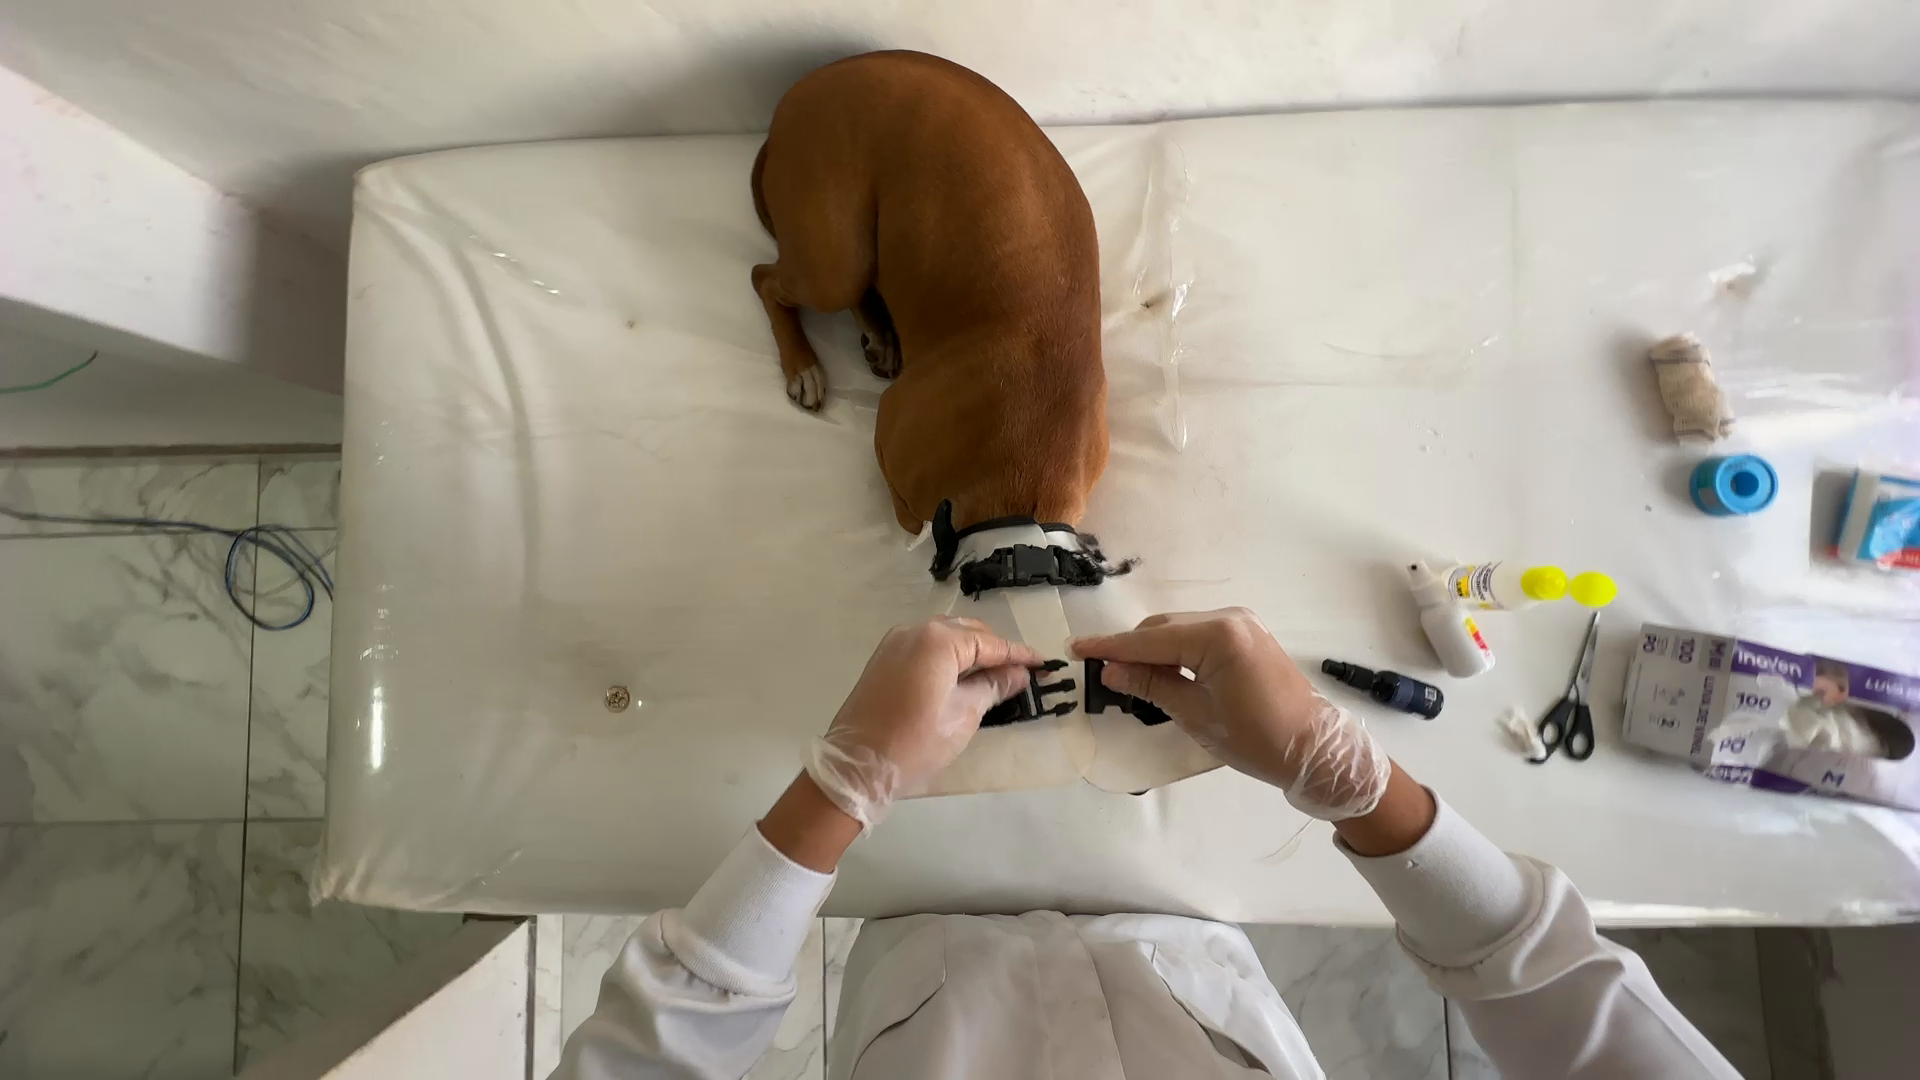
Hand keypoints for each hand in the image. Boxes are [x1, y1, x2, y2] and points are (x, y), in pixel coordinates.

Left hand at [804, 616, 1043, 830]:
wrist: (855, 767)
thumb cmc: (914, 743)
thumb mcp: (963, 716)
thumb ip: (993, 687)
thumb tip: (1019, 673)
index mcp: (937, 641)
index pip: (989, 643)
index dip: (1018, 654)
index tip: (1043, 663)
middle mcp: (915, 631)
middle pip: (967, 632)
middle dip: (994, 650)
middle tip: (1020, 673)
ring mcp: (895, 642)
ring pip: (945, 636)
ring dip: (971, 652)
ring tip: (994, 676)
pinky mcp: (884, 658)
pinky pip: (925, 647)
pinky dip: (947, 656)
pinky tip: (961, 677)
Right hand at [1070, 608, 1389, 820]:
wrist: (1321, 751)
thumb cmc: (1259, 740)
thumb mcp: (1196, 716)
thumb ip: (1151, 686)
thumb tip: (1111, 671)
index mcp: (1217, 637)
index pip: (1149, 640)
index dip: (1110, 647)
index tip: (1075, 647)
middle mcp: (1229, 619)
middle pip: (1162, 629)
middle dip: (1131, 649)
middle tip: (1104, 673)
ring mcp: (1241, 624)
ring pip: (1178, 630)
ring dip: (1153, 651)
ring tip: (1131, 678)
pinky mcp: (1247, 635)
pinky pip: (1198, 636)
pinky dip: (1177, 651)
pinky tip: (1164, 672)